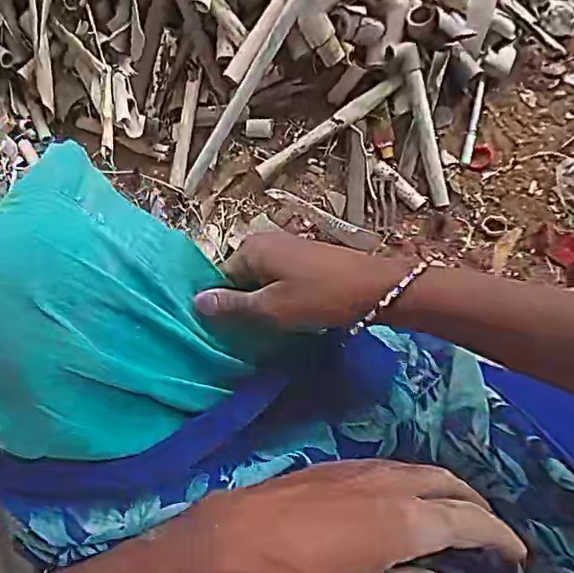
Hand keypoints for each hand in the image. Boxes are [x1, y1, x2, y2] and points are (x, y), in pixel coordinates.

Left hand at [155, 460, 526, 572]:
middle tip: (490, 535)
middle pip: (452, 486)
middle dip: (479, 508)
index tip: (518, 554)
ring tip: (455, 516)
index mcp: (409, 519)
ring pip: (423, 471)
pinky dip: (417, 481)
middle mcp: (393, 483)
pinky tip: (406, 501)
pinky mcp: (338, 465)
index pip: (473, 521)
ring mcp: (363, 468)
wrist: (237, 535)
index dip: (501, 537)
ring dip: (448, 490)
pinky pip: (394, 467)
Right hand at [194, 232, 415, 330]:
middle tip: (256, 331)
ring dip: (264, 303)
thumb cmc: (322, 297)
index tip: (234, 330)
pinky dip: (280, 297)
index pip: (219, 280)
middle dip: (245, 304)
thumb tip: (196, 302)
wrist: (377, 288)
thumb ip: (232, 305)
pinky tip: (292, 315)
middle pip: (238, 279)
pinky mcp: (302, 257)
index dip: (225, 306)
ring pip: (259, 281)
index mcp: (250, 248)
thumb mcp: (272, 308)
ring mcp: (285, 247)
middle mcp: (263, 241)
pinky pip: (277, 279)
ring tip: (275, 325)